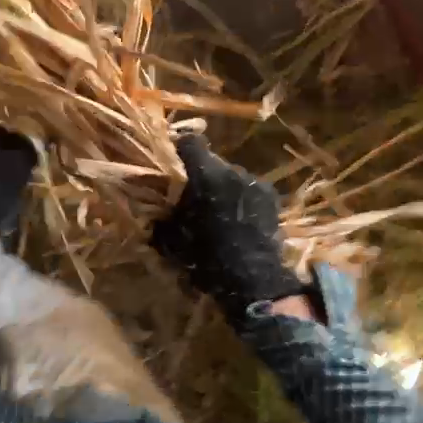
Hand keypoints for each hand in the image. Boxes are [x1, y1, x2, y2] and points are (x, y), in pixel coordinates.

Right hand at [150, 134, 306, 318]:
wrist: (252, 280)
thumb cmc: (206, 259)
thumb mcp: (172, 240)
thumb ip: (162, 217)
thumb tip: (151, 210)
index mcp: (203, 175)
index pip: (190, 142)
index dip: (181, 150)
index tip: (175, 163)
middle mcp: (230, 170)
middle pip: (212, 160)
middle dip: (203, 174)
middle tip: (197, 196)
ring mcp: (254, 181)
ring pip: (232, 175)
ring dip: (224, 187)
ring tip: (221, 211)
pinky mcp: (271, 195)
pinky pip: (250, 188)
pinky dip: (243, 198)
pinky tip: (241, 219)